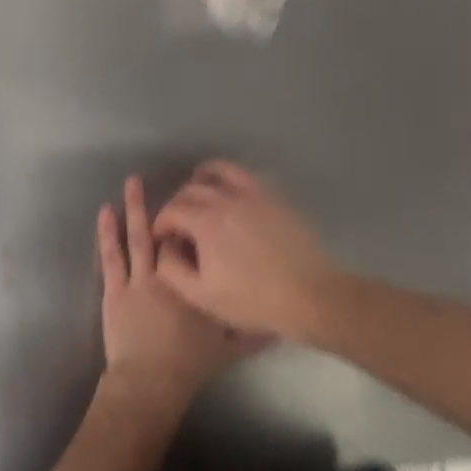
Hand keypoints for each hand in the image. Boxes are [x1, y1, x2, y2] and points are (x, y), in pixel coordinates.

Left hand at [97, 177, 260, 416]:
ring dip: (136, 208)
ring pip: (138, 238)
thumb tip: (278, 330)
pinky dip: (108, 232)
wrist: (151, 379)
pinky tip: (106, 211)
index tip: (204, 209)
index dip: (202, 230)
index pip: (202, 251)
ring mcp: (141, 280)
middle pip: (171, 235)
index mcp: (201, 287)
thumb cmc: (189, 366)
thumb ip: (252, 337)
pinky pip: (112, 255)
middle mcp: (172, 275)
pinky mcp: (116, 289)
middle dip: (173, 207)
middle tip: (174, 182)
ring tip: (133, 181)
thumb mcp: (229, 350)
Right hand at [151, 160, 342, 344]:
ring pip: (219, 171)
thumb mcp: (200, 295)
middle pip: (190, 189)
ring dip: (202, 180)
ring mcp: (254, 194)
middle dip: (177, 205)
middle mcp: (227, 199)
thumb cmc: (251, 300)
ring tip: (200, 198)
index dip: (160, 224)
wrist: (310, 296)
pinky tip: (230, 196)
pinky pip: (246, 175)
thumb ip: (170, 268)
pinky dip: (230, 178)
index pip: (171, 210)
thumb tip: (163, 247)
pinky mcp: (275, 198)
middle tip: (178, 227)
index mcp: (205, 222)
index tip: (163, 240)